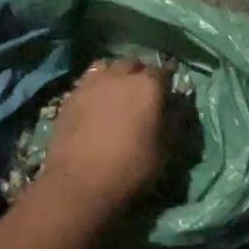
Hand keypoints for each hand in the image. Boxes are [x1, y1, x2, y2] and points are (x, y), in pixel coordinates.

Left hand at [37, 60, 165, 208]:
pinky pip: (87, 83)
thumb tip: (178, 106)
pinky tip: (95, 104)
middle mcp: (119, 75)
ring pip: (107, 67)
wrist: (78, 184)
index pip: (164, 71)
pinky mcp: (70, 97)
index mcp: (148, 86)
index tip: (169, 92)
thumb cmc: (130, 169)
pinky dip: (95, 88)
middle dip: (140, 74)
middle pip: (133, 64)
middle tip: (142, 93)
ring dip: (115, 75)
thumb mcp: (164, 150)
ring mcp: (91, 84)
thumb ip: (173, 121)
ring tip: (116, 93)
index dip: (168, 81)